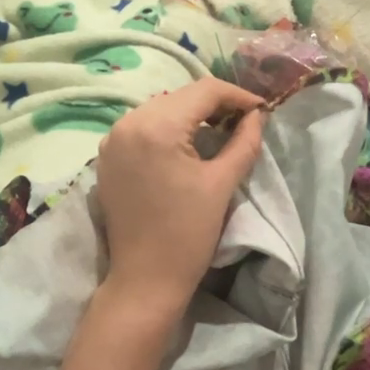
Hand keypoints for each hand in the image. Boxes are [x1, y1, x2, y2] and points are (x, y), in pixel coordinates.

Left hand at [94, 77, 265, 313]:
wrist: (144, 278)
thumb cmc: (188, 233)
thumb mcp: (222, 183)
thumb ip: (244, 141)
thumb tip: (257, 115)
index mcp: (157, 126)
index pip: (204, 91)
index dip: (237, 95)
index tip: (262, 109)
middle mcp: (129, 122)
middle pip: (181, 96)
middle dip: (215, 104)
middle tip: (244, 120)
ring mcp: (113, 138)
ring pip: (161, 108)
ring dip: (190, 114)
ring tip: (219, 130)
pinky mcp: (107, 155)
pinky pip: (143, 126)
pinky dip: (167, 128)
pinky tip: (187, 144)